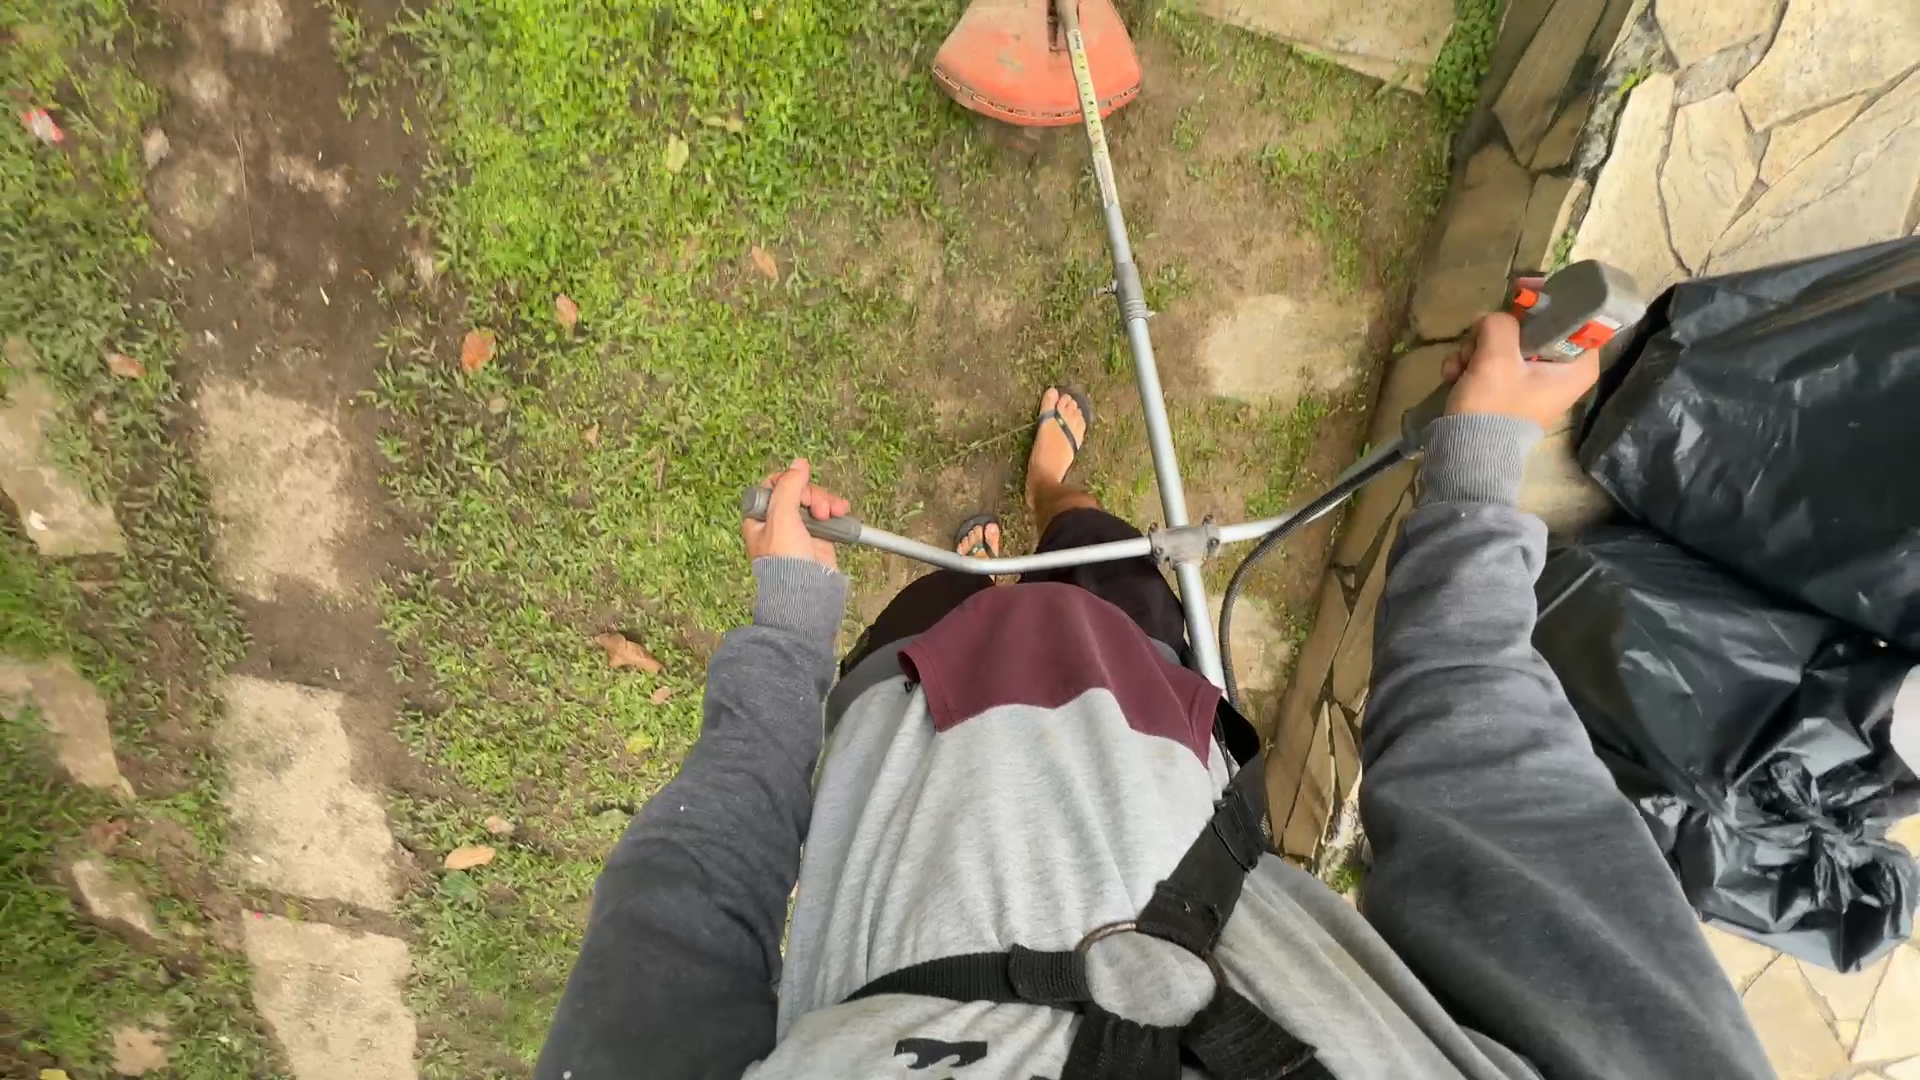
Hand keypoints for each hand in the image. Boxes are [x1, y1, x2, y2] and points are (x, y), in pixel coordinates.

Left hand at [741, 458, 850, 570]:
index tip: (800, 485)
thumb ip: (789, 486)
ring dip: (826, 502)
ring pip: (814, 502)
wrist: (805, 589)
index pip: (773, 486)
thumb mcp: (781, 516)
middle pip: (798, 492)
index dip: (789, 482)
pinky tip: (841, 512)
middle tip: (818, 508)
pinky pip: (828, 515)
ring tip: (832, 512)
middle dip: (812, 495)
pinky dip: (835, 511)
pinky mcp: (818, 537)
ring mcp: (799, 529)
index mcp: (760, 516)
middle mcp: (778, 522)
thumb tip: (799, 463)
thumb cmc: (785, 559)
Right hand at [1443, 310, 1599, 431]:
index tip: (1518, 295)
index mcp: (1577, 365)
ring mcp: (1531, 384)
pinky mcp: (1506, 394)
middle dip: (1493, 335)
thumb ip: (1499, 326)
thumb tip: (1492, 318)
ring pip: (1503, 347)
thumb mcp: (1495, 360)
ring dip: (1474, 351)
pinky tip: (1453, 377)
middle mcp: (1560, 373)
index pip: (1573, 317)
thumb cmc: (1492, 408)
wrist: (1466, 454)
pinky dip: (1469, 367)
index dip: (1546, 302)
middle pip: (1529, 331)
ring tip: (1457, 368)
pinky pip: (1490, 366)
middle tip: (1473, 345)